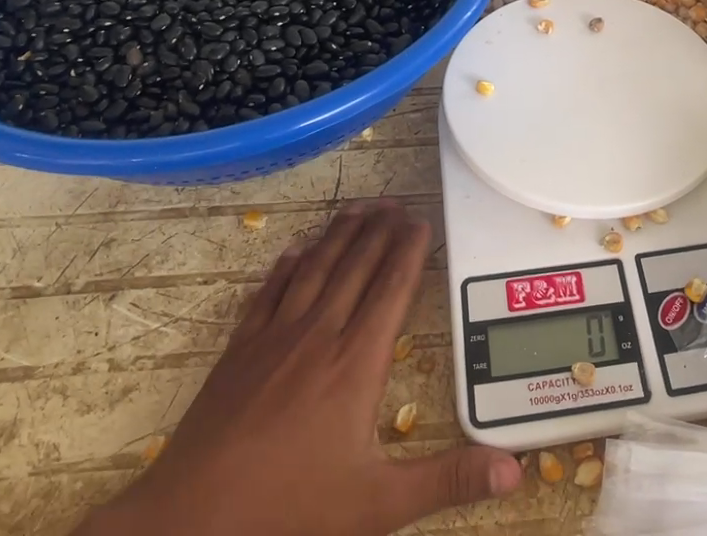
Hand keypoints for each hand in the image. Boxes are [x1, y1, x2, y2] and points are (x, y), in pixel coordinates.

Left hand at [76, 200, 521, 535]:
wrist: (192, 517)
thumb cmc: (290, 506)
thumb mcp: (379, 503)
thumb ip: (448, 478)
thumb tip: (514, 468)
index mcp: (356, 363)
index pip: (391, 289)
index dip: (408, 251)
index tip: (420, 221)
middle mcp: (318, 337)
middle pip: (355, 267)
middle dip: (378, 231)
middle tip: (395, 202)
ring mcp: (273, 339)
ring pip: (313, 270)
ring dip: (337, 236)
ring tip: (357, 209)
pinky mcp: (239, 351)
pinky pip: (268, 293)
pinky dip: (286, 266)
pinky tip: (294, 251)